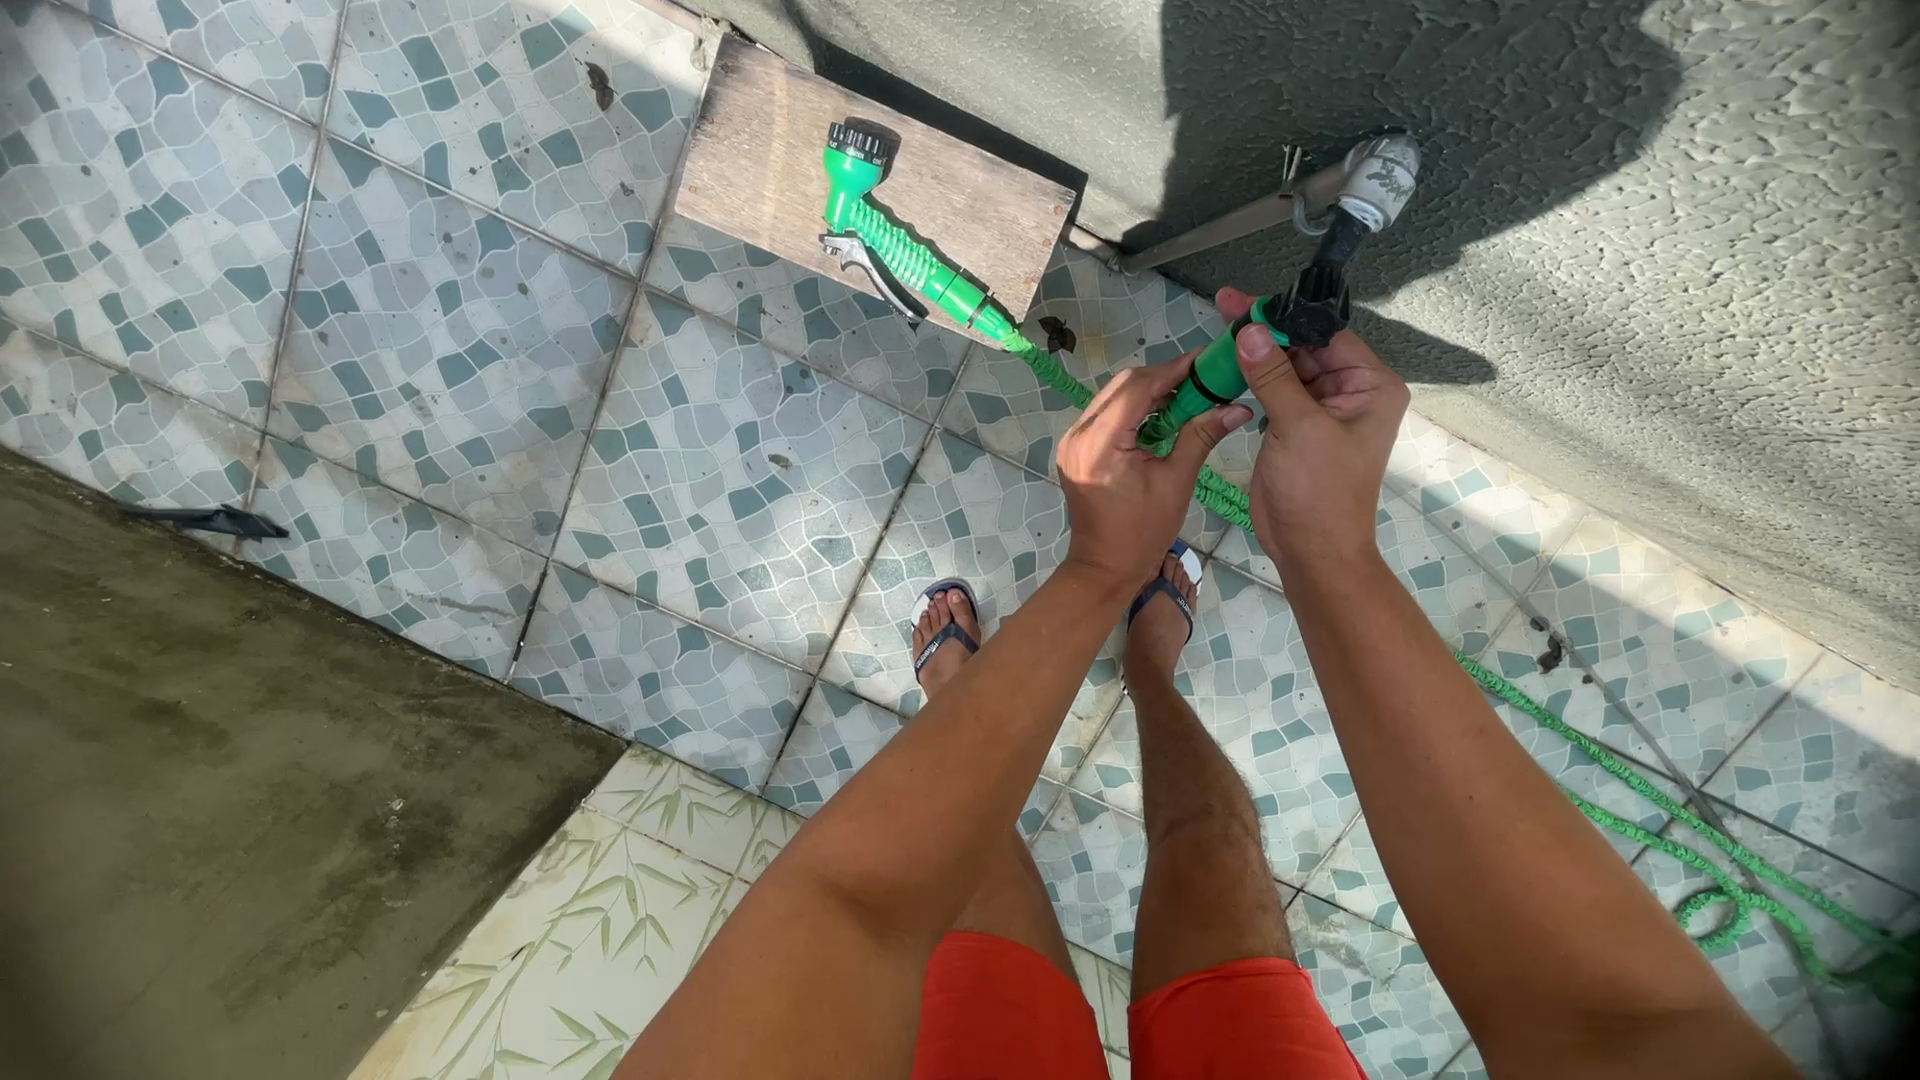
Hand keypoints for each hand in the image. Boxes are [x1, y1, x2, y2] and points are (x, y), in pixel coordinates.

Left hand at [1055, 350, 1252, 589]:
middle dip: (1162, 378)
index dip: (1173, 370)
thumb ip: (1200, 437)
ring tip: (1188, 394)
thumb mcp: (1176, 482)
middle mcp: (1077, 434)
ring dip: (1149, 392)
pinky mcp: (1076, 448)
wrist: (1104, 567)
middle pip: (1121, 386)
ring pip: (1113, 397)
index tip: (1206, 361)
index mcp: (1099, 443)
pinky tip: (1163, 414)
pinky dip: (1134, 409)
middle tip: (1201, 378)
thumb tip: (1238, 406)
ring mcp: (1072, 441)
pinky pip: (1106, 414)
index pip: (1137, 388)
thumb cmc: (1141, 533)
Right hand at [1222, 286, 1408, 572]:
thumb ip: (1274, 376)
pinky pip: (1272, 392)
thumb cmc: (1319, 491)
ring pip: (1284, 368)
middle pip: (1303, 348)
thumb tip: (1249, 330)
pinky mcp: (1292, 428)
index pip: (1326, 335)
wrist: (1310, 549)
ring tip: (1218, 333)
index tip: (1244, 301)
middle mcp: (1348, 391)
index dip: (1285, 316)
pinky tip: (1225, 366)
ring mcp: (1319, 410)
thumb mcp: (1299, 428)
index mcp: (1369, 386)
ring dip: (1254, 354)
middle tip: (1223, 308)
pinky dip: (1250, 379)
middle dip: (1266, 332)